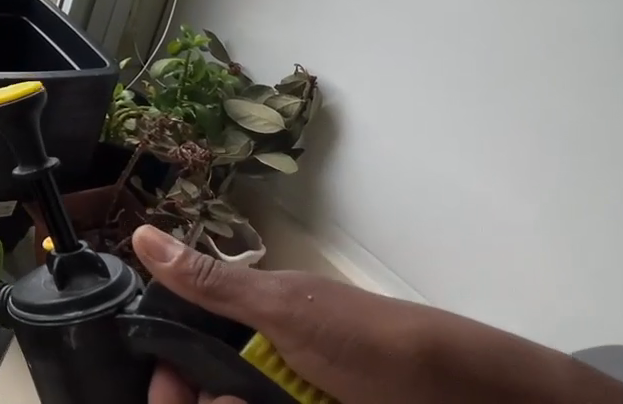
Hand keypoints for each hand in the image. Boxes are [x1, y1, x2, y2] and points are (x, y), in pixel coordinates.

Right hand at [132, 225, 622, 403]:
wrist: (482, 401)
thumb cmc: (373, 346)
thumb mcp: (286, 310)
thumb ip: (210, 283)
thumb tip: (140, 235)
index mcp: (255, 328)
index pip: (188, 349)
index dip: (171, 377)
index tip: (166, 396)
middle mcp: (275, 370)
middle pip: (217, 393)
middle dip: (209, 402)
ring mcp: (303, 400)